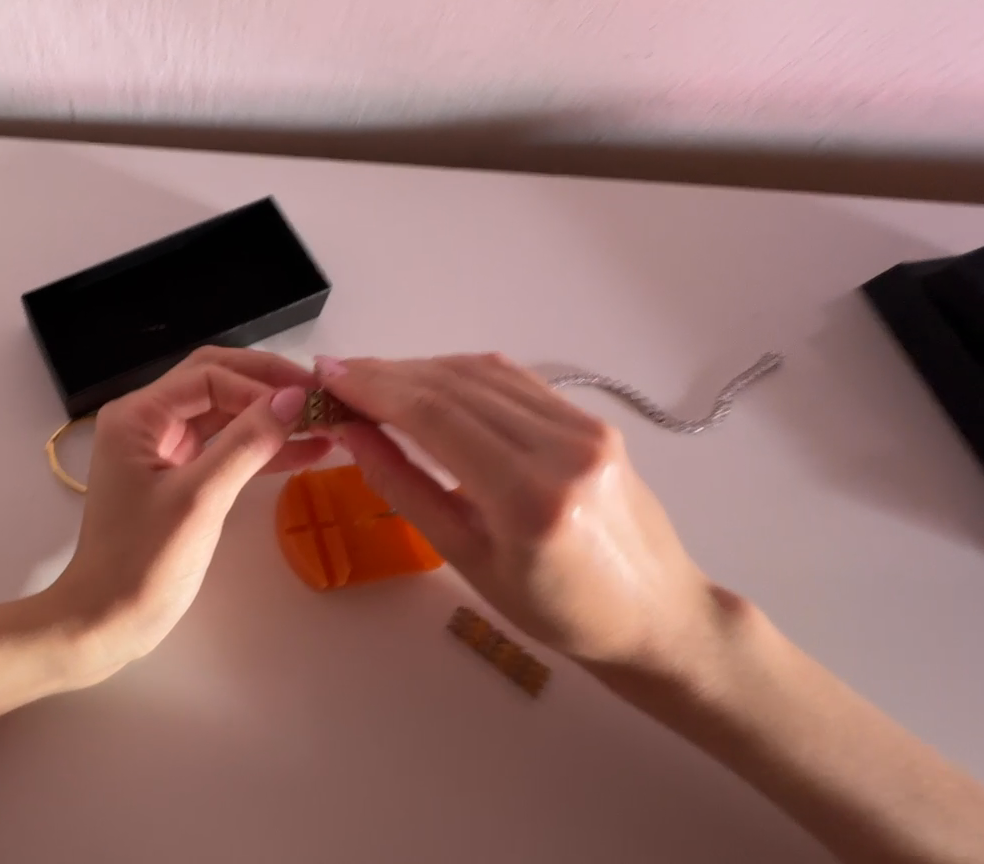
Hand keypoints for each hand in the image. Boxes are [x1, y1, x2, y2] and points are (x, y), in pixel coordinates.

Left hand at [47, 347, 332, 674]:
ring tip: (327, 421)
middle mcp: (147, 420)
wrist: (106, 620)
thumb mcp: (199, 499)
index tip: (311, 401)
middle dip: (267, 387)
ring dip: (270, 417)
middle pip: (215, 382)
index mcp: (137, 415)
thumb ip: (246, 444)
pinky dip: (261, 448)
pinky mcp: (179, 476)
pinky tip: (307, 451)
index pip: (207, 376)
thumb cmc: (143, 561)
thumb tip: (293, 398)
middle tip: (322, 398)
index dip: (260, 384)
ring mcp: (163, 448)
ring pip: (225, 414)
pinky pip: (225, 447)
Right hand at [315, 353, 727, 678]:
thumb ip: (402, 487)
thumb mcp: (462, 557)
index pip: (433, 415)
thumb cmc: (552, 608)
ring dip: (416, 369)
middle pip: (452, 385)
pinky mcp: (590, 418)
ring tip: (369, 377)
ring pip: (479, 373)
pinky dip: (456, 373)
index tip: (325, 376)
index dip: (372, 388)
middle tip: (335, 374)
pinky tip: (424, 380)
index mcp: (527, 496)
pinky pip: (509, 379)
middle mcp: (561, 447)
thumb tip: (350, 432)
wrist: (658, 615)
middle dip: (385, 373)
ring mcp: (583, 426)